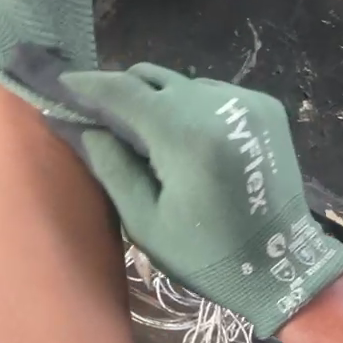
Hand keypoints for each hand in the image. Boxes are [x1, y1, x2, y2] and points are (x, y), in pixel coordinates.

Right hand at [55, 64, 342, 336]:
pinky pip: (211, 94)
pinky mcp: (265, 106)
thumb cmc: (207, 254)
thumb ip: (110, 165)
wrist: (283, 263)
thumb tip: (80, 125)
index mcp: (187, 137)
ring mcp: (246, 102)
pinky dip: (190, 109)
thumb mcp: (145, 221)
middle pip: (152, 79)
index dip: (86, 85)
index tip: (59, 83)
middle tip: (97, 119)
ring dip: (156, 103)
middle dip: (119, 94)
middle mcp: (219, 106)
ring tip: (148, 140)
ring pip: (181, 84)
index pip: (123, 91)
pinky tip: (189, 144)